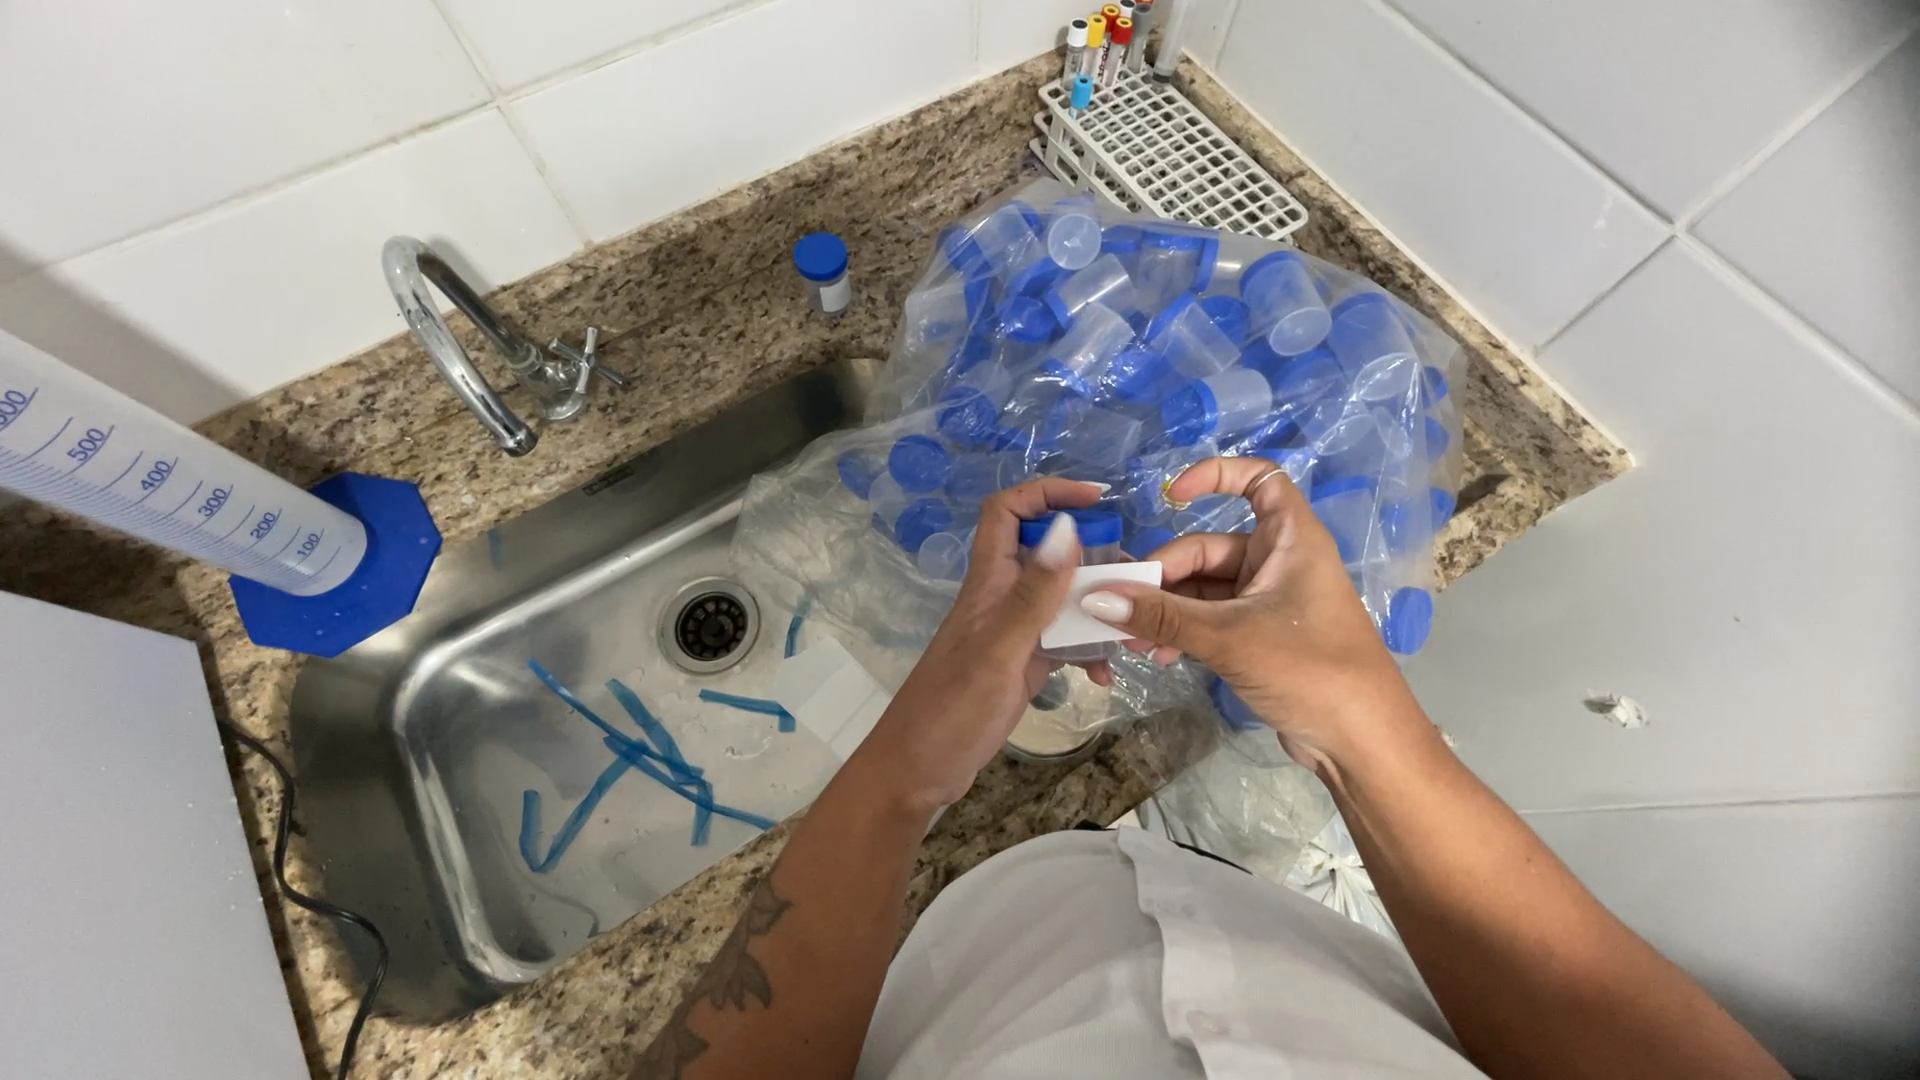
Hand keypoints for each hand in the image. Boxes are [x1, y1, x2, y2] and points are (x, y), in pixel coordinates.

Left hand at [853, 478, 1105, 810]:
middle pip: (1049, 552)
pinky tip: (1106, 676)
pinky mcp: (1025, 663)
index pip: (1008, 512)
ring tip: (1134, 630)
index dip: (1047, 493)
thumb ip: (1034, 594)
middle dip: (1092, 557)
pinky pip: (1065, 643)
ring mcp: (1015, 632)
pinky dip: (1089, 652)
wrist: (920, 770)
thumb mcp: (998, 650)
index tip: (1096, 500)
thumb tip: (1066, 528)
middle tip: (1133, 577)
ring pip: (1063, 599)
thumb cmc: (950, 710)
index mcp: (989, 582)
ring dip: (1098, 608)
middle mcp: (1003, 597)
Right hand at [1077, 457, 1416, 774]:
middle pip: (1207, 549)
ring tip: (1134, 641)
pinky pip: (1209, 619)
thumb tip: (1096, 598)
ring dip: (1167, 612)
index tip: (1170, 497)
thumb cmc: (1310, 669)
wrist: (1363, 743)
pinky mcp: (1259, 635)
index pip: (1258, 478)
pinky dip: (1183, 631)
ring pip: (1202, 589)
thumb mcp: (1228, 637)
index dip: (1215, 475)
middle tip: (1123, 608)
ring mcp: (1268, 600)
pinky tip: (1159, 655)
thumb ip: (1160, 616)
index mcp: (1290, 540)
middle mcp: (1278, 561)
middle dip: (1163, 578)